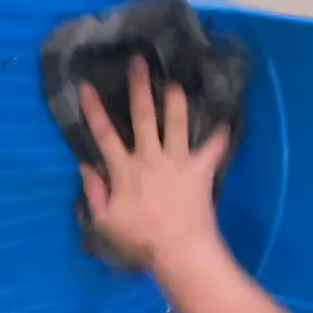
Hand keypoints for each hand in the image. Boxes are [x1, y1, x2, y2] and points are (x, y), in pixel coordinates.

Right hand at [78, 56, 231, 270]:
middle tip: (138, 62)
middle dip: (139, 88)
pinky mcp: (201, 171)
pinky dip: (220, 135)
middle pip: (143, 117)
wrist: (179, 251)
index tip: (87, 85)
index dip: (93, 109)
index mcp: (124, 170)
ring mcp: (178, 162)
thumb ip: (94, 192)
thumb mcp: (104, 221)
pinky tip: (226, 121)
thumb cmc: (139, 239)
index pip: (104, 134)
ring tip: (174, 81)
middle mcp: (150, 158)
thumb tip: (85, 166)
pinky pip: (214, 149)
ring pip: (177, 123)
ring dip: (175, 100)